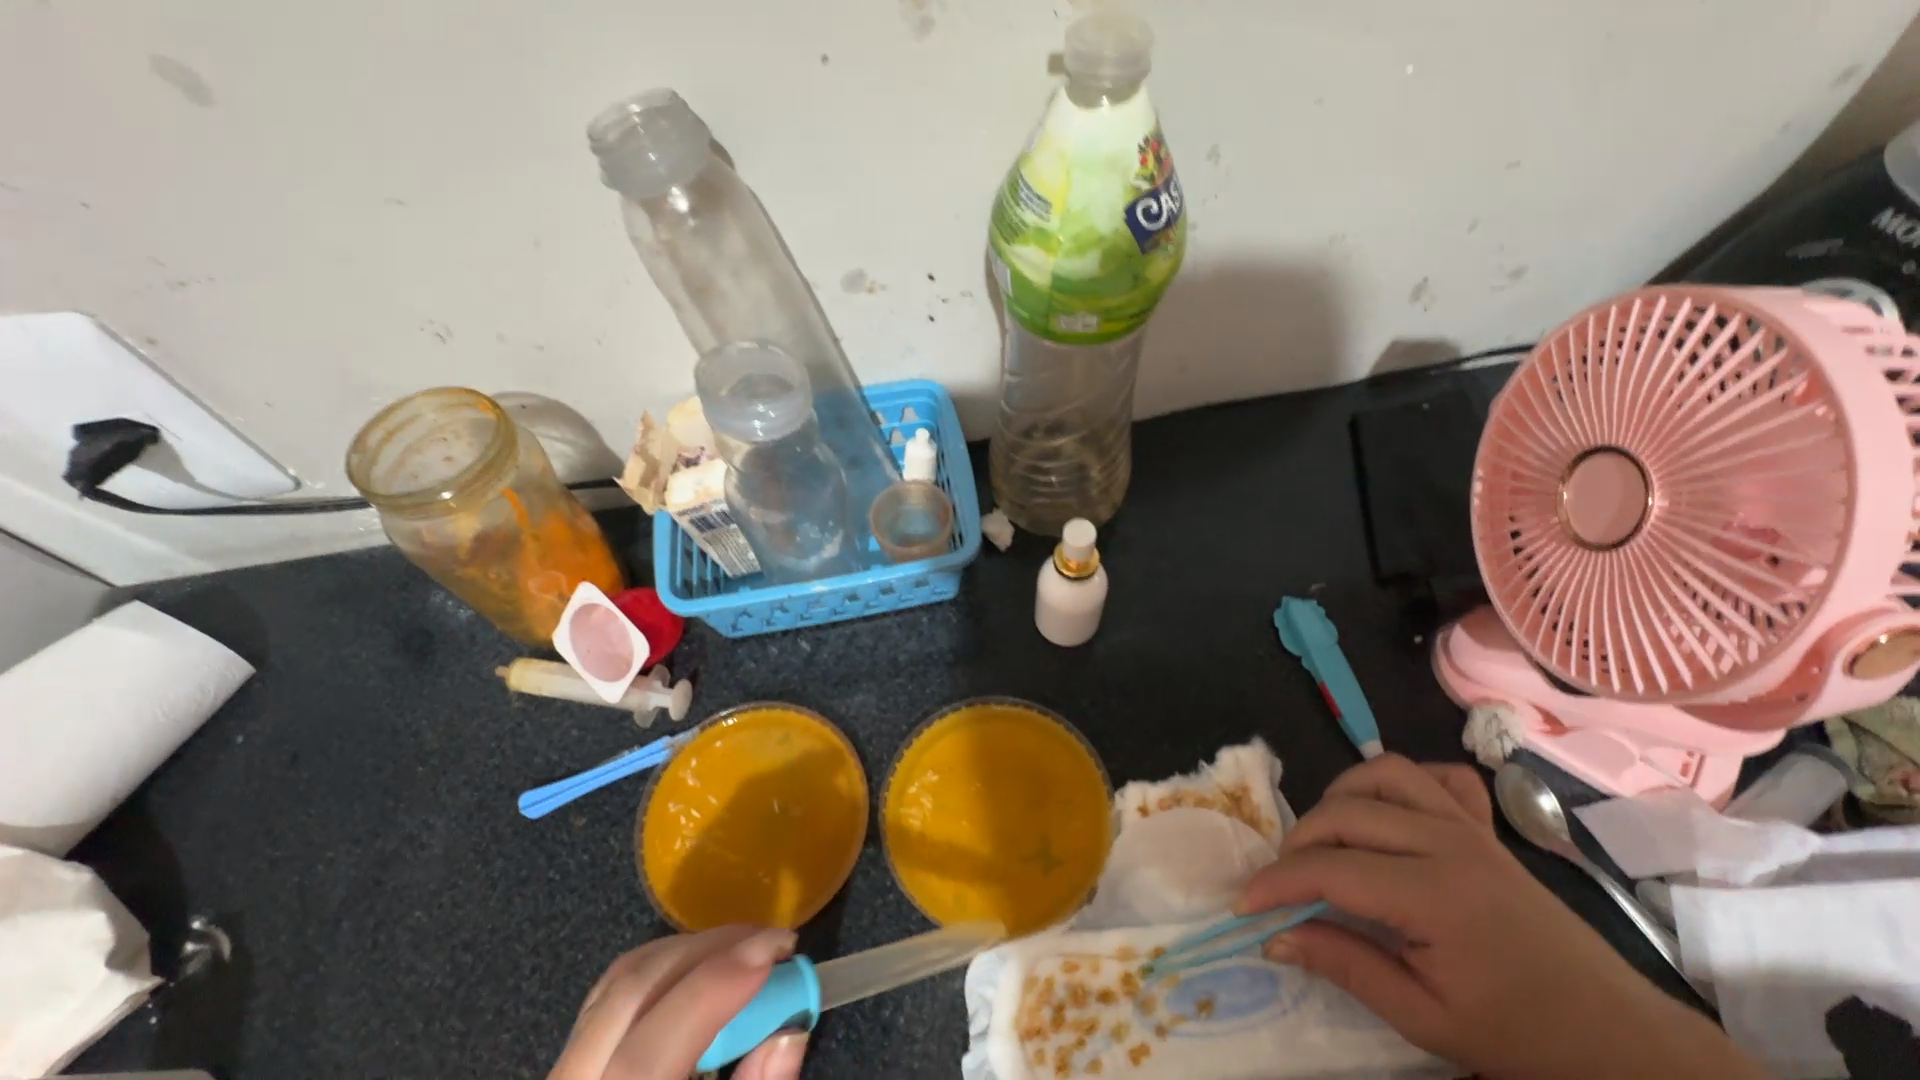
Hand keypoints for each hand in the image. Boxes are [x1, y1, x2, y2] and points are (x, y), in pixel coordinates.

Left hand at [549, 925, 808, 1079]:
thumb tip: (789, 1029)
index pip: (646, 1059)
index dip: (712, 991)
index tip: (775, 952)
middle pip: (629, 999)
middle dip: (710, 952)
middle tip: (776, 942)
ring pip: (615, 988)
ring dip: (689, 955)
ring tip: (749, 951)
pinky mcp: (568, 1071)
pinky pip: (609, 1001)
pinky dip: (662, 975)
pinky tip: (704, 975)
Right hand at [1238, 755, 1763, 1079]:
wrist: (1613, 1033)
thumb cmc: (1517, 1033)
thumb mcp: (1423, 1018)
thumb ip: (1345, 965)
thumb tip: (1273, 937)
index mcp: (1436, 896)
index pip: (1331, 869)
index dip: (1277, 883)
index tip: (1243, 904)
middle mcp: (1449, 844)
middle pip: (1347, 813)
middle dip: (1299, 843)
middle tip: (1284, 885)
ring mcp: (1471, 828)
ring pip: (1385, 774)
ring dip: (1340, 798)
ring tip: (1324, 840)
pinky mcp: (1487, 828)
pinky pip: (1439, 776)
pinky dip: (1402, 781)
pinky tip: (1388, 812)